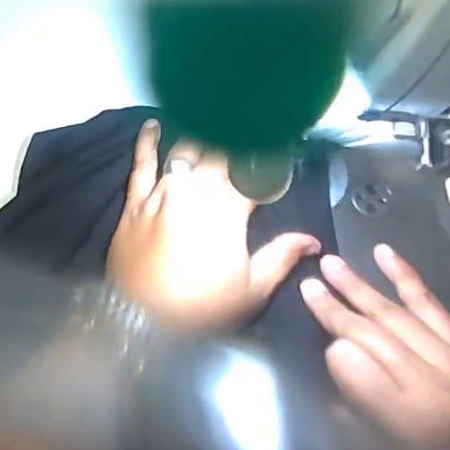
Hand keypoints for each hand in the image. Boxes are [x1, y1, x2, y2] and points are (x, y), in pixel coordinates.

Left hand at [104, 120, 319, 333]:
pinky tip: (153, 125)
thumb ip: (282, 256)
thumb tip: (313, 240)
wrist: (139, 326)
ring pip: (186, 151)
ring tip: (212, 124)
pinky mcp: (136, 200)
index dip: (269, 166)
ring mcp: (163, 191)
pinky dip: (147, 141)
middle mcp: (197, 190)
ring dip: (202, 138)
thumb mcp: (251, 289)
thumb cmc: (201, 309)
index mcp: (229, 209)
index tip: (281, 156)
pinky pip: (142, 162)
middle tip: (249, 135)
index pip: (255, 175)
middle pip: (221, 154)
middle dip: (238, 144)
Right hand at [302, 246, 449, 449]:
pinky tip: (386, 254)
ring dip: (363, 286)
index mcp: (416, 423)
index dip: (334, 356)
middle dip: (337, 307)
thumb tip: (331, 398)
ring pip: (400, 314)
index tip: (315, 347)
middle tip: (307, 282)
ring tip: (331, 262)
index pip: (359, 368)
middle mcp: (437, 382)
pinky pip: (434, 307)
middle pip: (376, 333)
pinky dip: (408, 278)